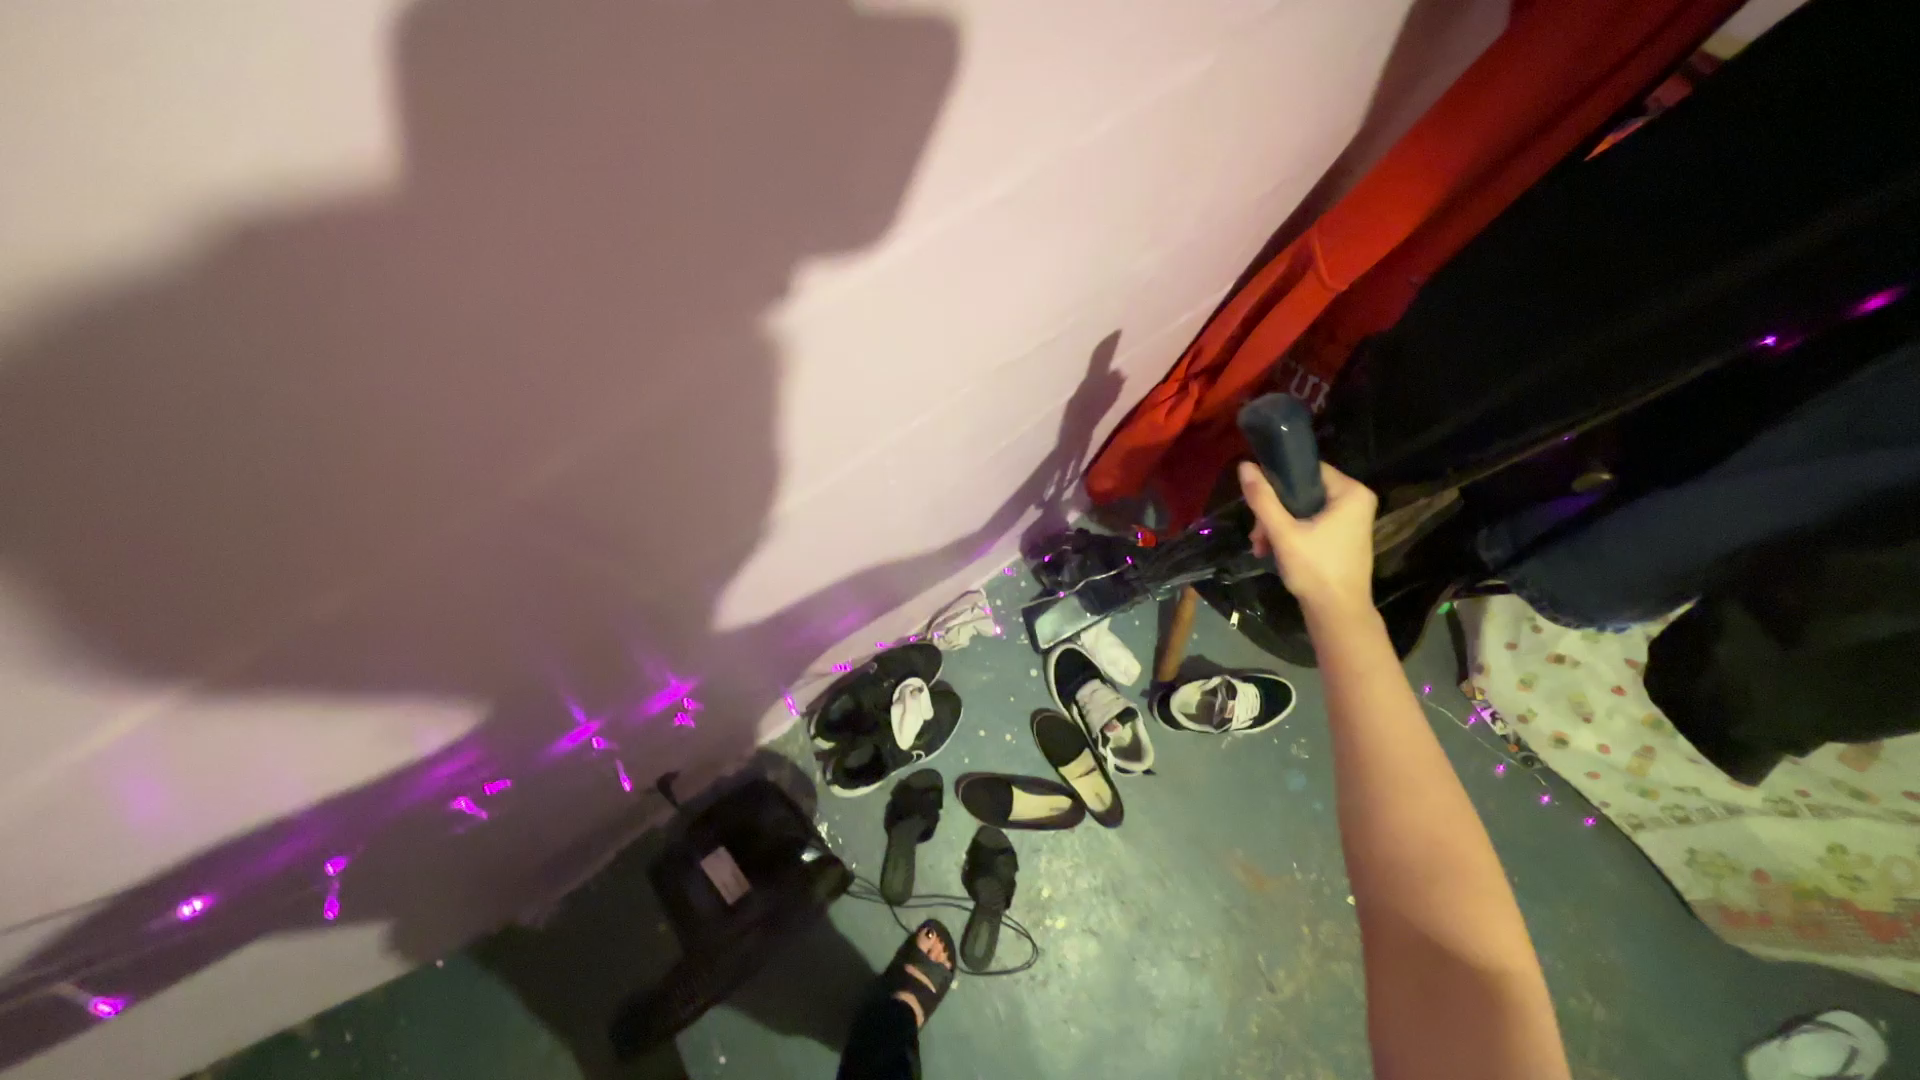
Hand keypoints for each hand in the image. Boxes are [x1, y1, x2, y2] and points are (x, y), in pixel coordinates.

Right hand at [1237, 460, 1377, 616]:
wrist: (1337, 614)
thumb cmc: (1315, 569)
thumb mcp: (1283, 532)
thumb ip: (1263, 499)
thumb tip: (1244, 465)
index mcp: (1350, 492)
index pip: (1307, 470)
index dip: (1278, 482)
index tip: (1257, 502)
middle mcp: (1355, 501)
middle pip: (1302, 493)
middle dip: (1273, 513)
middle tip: (1257, 535)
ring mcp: (1349, 521)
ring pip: (1302, 511)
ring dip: (1276, 527)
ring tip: (1261, 547)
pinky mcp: (1341, 537)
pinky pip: (1309, 524)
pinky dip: (1289, 536)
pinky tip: (1271, 551)